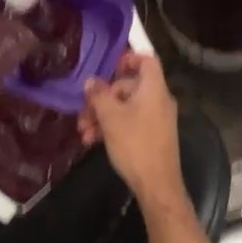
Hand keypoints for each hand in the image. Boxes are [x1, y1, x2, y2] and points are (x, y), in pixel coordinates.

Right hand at [80, 52, 185, 205]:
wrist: (157, 184)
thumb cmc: (134, 145)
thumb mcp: (110, 118)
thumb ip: (99, 96)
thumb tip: (91, 82)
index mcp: (153, 89)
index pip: (146, 60)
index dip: (128, 58)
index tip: (108, 67)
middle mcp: (158, 100)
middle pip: (128, 87)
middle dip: (102, 99)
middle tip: (83, 114)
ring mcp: (157, 119)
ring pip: (125, 107)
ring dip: (102, 117)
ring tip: (84, 134)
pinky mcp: (152, 136)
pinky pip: (131, 122)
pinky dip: (113, 127)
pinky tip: (93, 141)